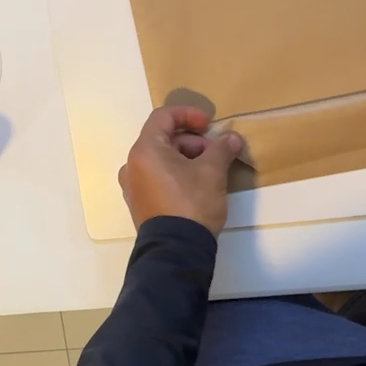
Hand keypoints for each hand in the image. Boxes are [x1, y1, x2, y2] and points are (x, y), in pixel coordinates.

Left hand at [119, 106, 241, 234]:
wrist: (177, 251)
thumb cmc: (192, 204)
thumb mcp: (212, 172)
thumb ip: (222, 149)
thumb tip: (232, 138)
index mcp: (145, 150)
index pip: (163, 117)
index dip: (189, 114)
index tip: (210, 125)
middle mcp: (133, 165)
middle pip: (163, 139)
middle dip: (193, 142)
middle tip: (217, 155)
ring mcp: (134, 187)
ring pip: (162, 160)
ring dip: (187, 159)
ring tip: (211, 173)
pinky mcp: (140, 205)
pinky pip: (158, 179)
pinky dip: (177, 175)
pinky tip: (198, 188)